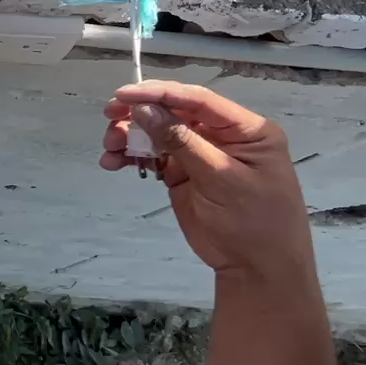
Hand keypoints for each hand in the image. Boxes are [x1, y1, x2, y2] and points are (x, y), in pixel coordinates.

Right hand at [101, 81, 315, 286]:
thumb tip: (142, 108)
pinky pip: (150, 153)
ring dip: (129, 136)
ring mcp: (200, 153)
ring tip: (110, 149)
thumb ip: (181, 141)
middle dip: (138, 113)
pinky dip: (130, 156)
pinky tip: (113, 163)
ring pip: (156, 131)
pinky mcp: (182, 170)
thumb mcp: (220, 179)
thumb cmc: (253, 223)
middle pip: (172, 111)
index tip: (122, 95)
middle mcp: (222, 136)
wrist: (257, 271)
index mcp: (246, 131)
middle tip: (109, 117)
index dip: (158, 93)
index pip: (198, 100)